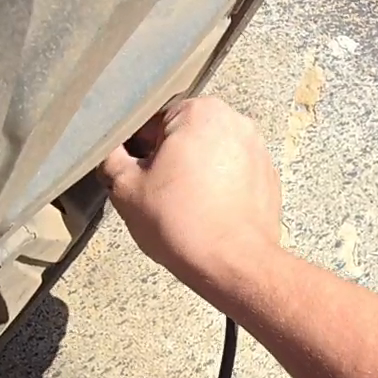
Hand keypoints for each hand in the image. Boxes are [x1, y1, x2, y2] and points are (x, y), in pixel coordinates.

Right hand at [100, 96, 283, 294]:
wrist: (233, 264)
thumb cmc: (182, 225)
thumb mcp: (126, 189)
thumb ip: (110, 159)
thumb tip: (110, 154)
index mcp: (198, 112)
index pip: (151, 121)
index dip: (135, 152)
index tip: (134, 178)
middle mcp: (234, 122)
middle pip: (183, 136)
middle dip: (167, 162)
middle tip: (159, 196)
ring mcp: (256, 149)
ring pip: (209, 156)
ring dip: (193, 175)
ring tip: (184, 208)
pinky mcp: (267, 177)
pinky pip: (232, 175)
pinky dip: (218, 190)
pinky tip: (206, 214)